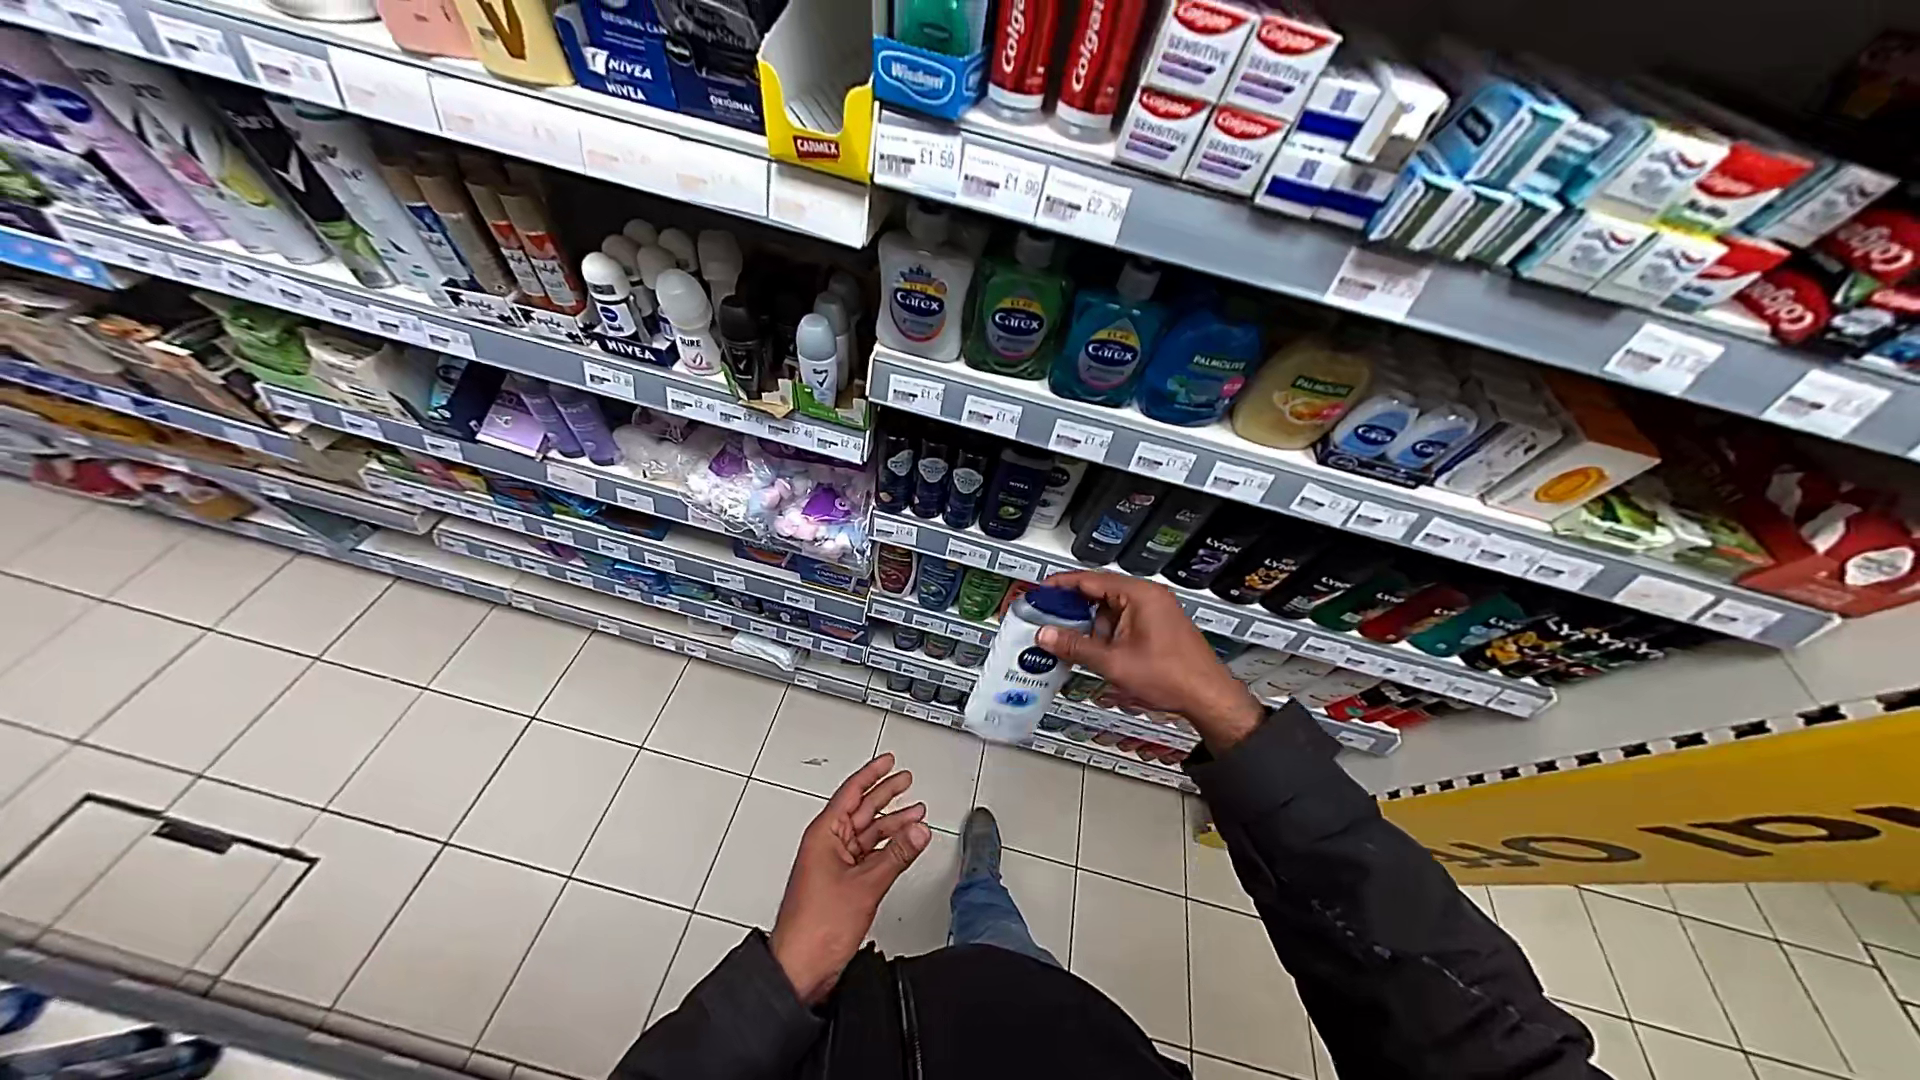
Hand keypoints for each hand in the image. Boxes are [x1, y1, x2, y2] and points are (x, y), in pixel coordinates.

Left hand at [769, 754, 931, 1004]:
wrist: (801, 968)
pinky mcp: (843, 882)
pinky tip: (905, 844)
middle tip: (905, 779)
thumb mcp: (865, 883)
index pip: (852, 791)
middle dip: (885, 793)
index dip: (872, 773)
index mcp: (825, 834)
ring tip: (915, 812)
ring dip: (892, 823)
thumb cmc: (814, 928)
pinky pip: (870, 854)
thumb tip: (918, 829)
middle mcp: (829, 844)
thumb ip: (897, 853)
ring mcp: (836, 863)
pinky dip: (889, 847)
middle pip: (862, 809)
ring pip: (869, 832)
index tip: (887, 761)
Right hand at [1039, 571, 1262, 752]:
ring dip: (1090, 625)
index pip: (1090, 579)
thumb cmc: (1172, 676)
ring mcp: (1155, 611)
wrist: (1208, 697)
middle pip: (1099, 593)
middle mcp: (1148, 596)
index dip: (1062, 585)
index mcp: (1139, 594)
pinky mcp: (1157, 626)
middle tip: (1048, 619)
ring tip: (1068, 642)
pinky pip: (1123, 622)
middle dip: (1073, 609)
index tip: (1041, 591)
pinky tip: (1092, 651)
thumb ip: (1075, 646)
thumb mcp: (1113, 662)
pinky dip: (1106, 633)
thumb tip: (1046, 635)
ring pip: (1110, 610)